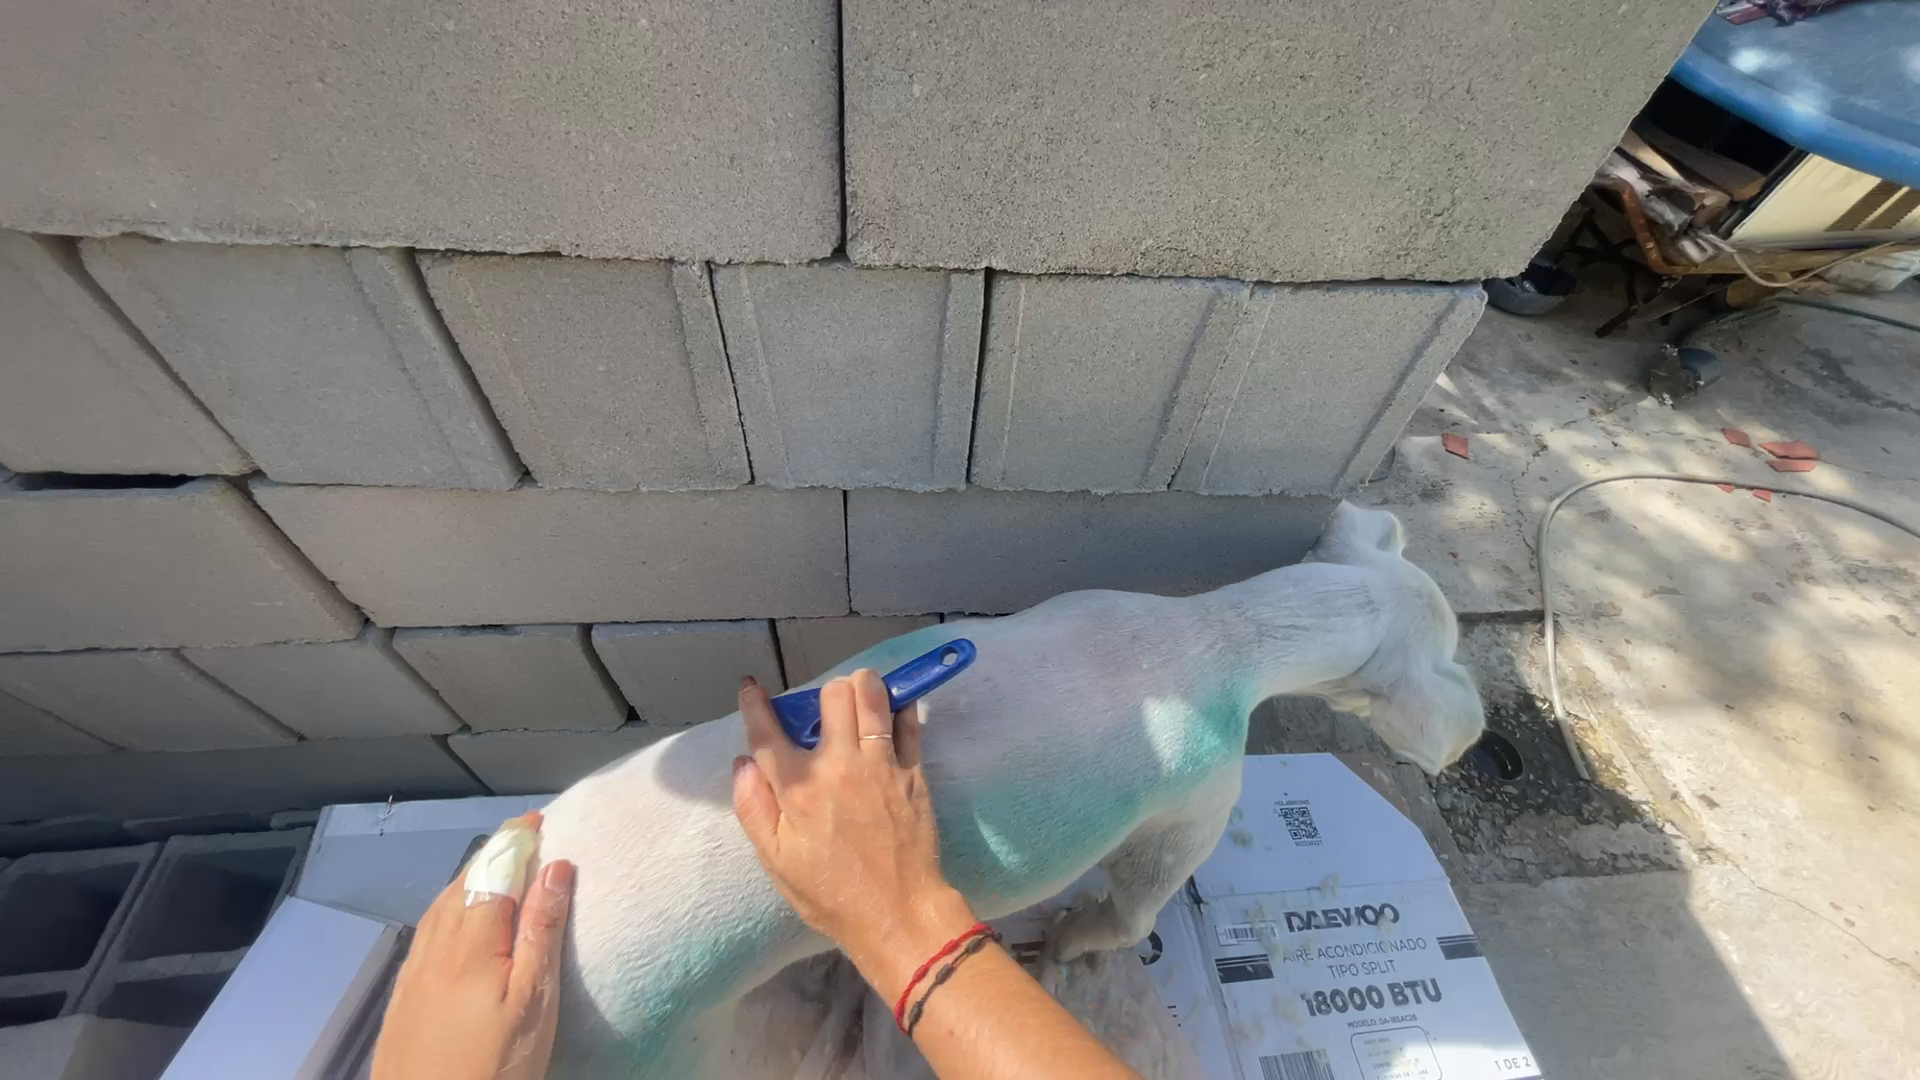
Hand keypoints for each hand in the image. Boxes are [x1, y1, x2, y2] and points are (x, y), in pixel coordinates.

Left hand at [371, 811, 575, 1079]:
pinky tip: (458, 919)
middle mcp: (434, 951)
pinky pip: (426, 933)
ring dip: (469, 877)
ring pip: (439, 908)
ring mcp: (412, 977)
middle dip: (493, 854)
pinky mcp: (402, 1001)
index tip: (536, 818)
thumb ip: (542, 929)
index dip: (514, 841)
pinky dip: (449, 907)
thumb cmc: (495, 1066)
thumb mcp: (534, 999)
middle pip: (462, 885)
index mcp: (469, 945)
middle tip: (524, 835)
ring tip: (497, 865)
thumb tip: (555, 865)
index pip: (492, 873)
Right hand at [732, 671, 976, 1000]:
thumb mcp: (776, 861)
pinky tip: (894, 710)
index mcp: (799, 789)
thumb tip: (741, 764)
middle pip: (831, 696)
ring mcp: (879, 764)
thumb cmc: (831, 894)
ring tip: (861, 693)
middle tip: (828, 709)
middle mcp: (838, 765)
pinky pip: (908, 721)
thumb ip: (753, 808)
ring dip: (864, 685)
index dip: (756, 705)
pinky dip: (901, 707)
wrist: (898, 912)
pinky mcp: (912, 769)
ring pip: (872, 696)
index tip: (751, 688)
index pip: (768, 733)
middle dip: (826, 693)